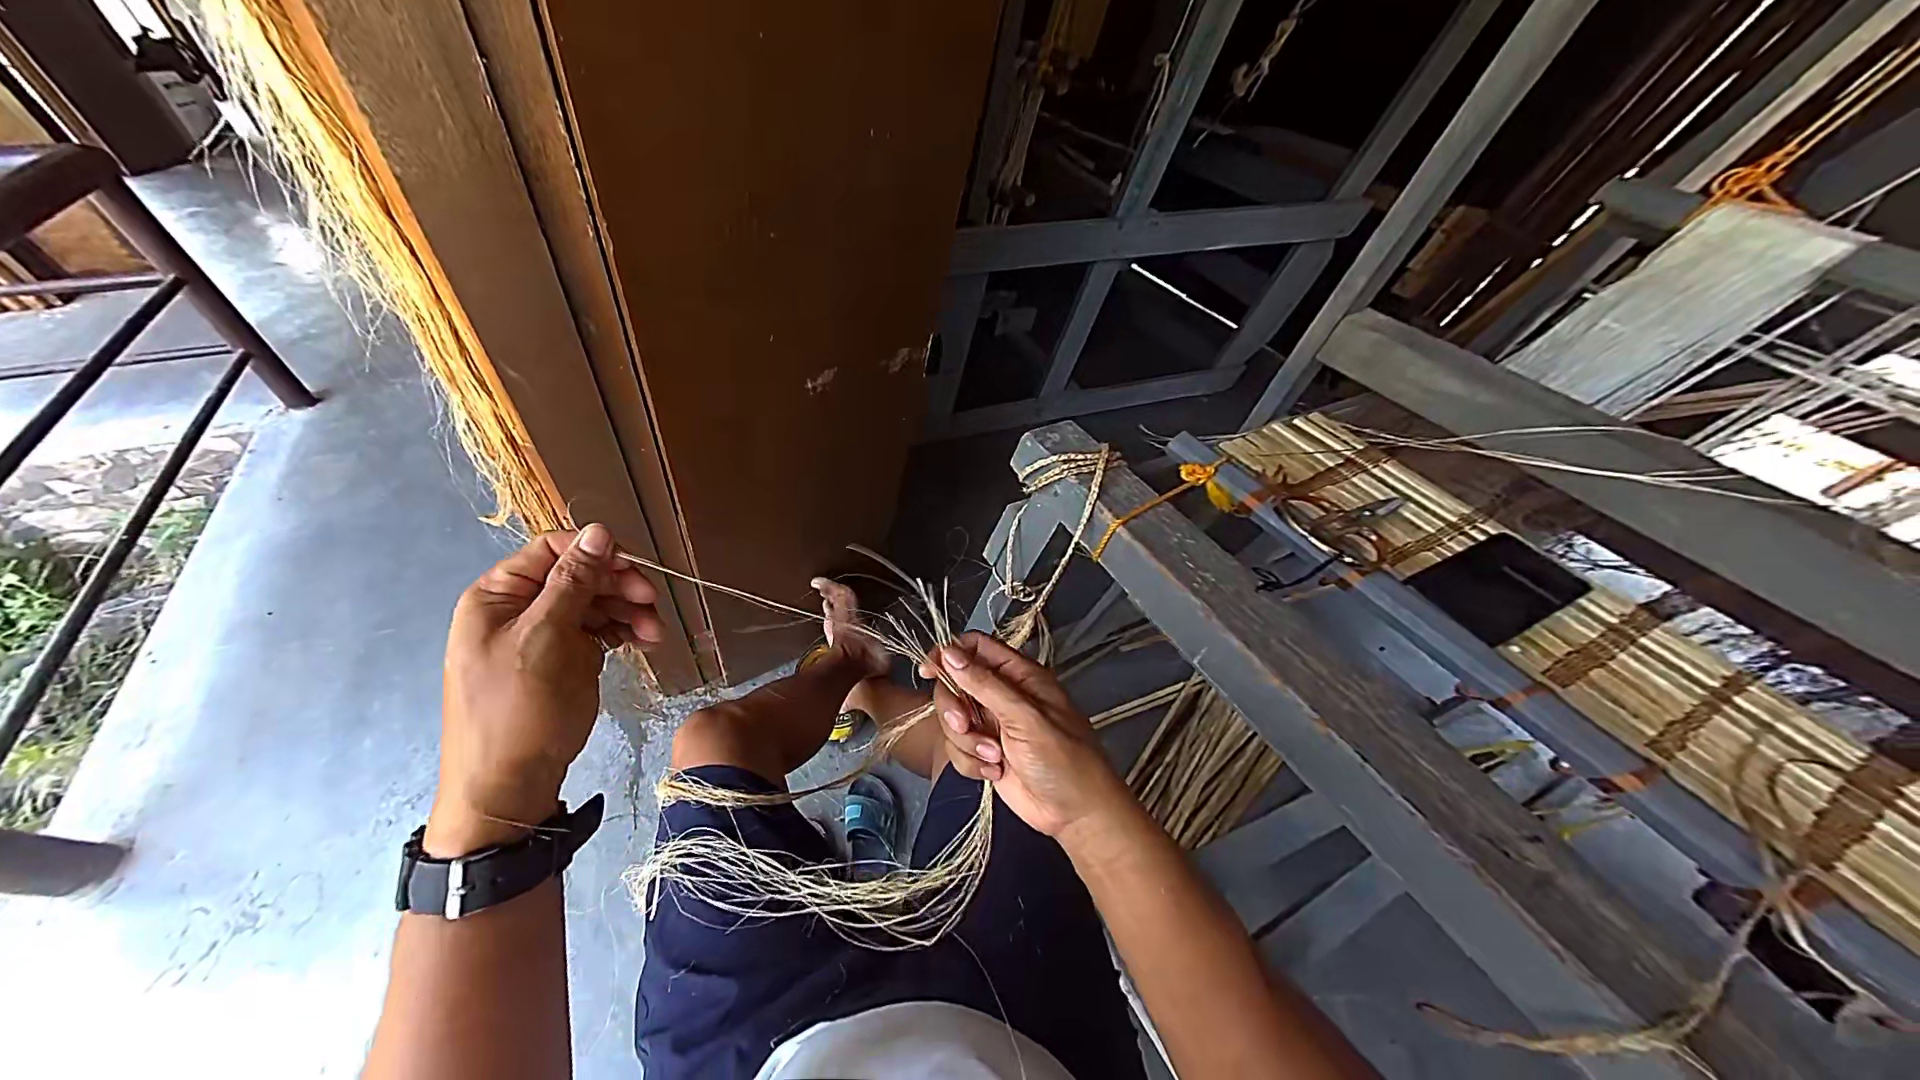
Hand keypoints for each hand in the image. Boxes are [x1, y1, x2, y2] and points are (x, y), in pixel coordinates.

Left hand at [427, 525, 663, 855]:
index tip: (634, 568)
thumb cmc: (518, 707)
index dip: (595, 553)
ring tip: (654, 632)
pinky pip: (600, 630)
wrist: (509, 783)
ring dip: (628, 611)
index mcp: (498, 595)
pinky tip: (644, 641)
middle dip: (618, 586)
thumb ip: (572, 581)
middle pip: (579, 576)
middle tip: (651, 602)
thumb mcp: (546, 637)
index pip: (552, 551)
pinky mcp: (567, 657)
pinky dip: (624, 631)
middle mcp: (521, 608)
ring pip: (596, 603)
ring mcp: (546, 634)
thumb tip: (599, 530)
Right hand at [921, 632, 1133, 839]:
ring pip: (952, 719)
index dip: (949, 653)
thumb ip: (985, 684)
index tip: (930, 671)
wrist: (1076, 814)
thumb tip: (950, 653)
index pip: (975, 647)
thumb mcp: (1025, 718)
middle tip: (965, 726)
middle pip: (954, 683)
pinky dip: (970, 762)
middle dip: (953, 708)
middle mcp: (1002, 694)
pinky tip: (995, 772)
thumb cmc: (1065, 760)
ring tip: (995, 758)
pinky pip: (957, 748)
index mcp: (1018, 675)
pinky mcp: (984, 752)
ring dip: (966, 742)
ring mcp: (992, 724)